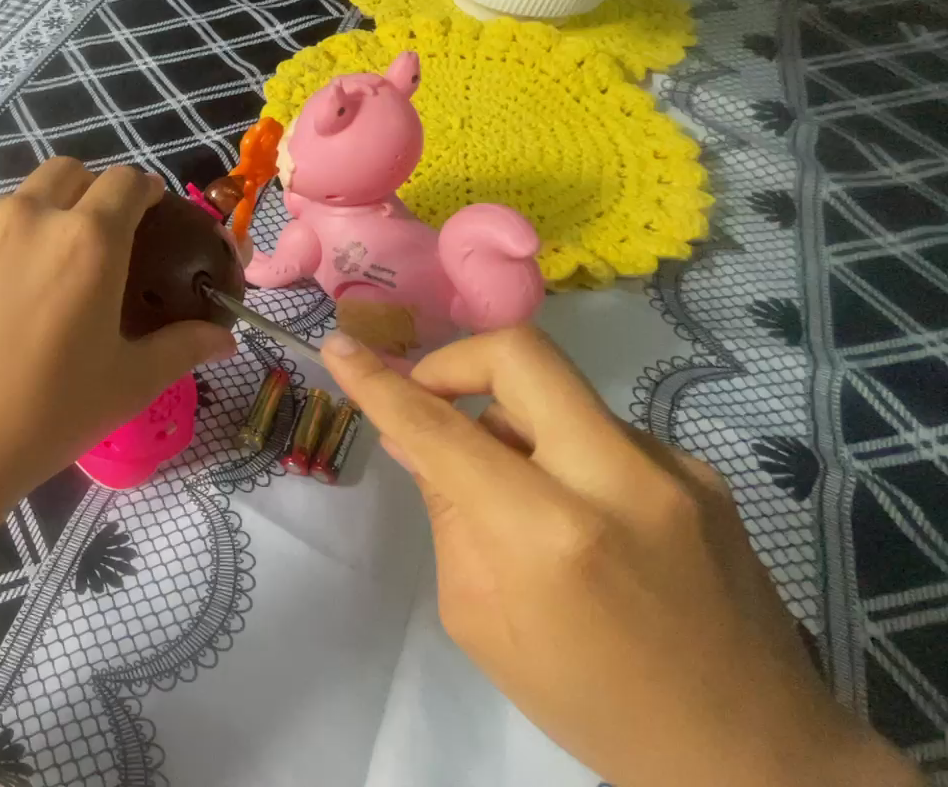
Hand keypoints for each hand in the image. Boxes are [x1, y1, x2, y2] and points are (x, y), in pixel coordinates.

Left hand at [0, 157, 234, 513]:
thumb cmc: (49, 415)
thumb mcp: (129, 383)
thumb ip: (182, 347)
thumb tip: (226, 338)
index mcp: (90, 241)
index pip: (126, 183)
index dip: (141, 194)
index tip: (143, 214)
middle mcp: (32, 215)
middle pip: (69, 173)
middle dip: (88, 194)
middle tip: (88, 240)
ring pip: (14, 191)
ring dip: (33, 211)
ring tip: (29, 261)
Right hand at [322, 327, 919, 786]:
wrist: (756, 755)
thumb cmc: (588, 700)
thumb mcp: (478, 618)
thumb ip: (447, 513)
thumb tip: (414, 441)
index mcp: (547, 532)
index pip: (440, 429)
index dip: (378, 383)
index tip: (336, 347)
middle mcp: (618, 480)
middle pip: (521, 356)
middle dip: (453, 362)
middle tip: (429, 401)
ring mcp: (675, 470)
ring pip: (558, 396)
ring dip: (509, 421)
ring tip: (507, 489)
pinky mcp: (704, 476)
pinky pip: (600, 431)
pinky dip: (558, 450)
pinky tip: (571, 513)